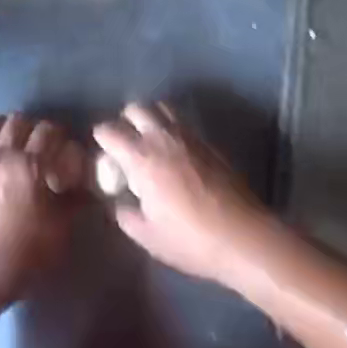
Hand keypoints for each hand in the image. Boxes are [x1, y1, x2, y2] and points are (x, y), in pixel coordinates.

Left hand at [0, 113, 85, 307]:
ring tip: (11, 143)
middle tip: (39, 143)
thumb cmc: (20, 256)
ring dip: (3, 127)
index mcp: (28, 165)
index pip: (46, 131)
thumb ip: (72, 205)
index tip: (64, 144)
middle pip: (17, 120)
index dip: (59, 133)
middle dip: (31, 127)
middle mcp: (1, 154)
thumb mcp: (57, 235)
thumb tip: (85, 189)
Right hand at [93, 102, 275, 285]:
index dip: (102, 140)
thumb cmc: (191, 240)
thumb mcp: (149, 238)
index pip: (108, 130)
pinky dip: (173, 128)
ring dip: (151, 118)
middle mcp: (161, 137)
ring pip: (161, 107)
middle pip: (135, 109)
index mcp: (140, 157)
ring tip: (153, 142)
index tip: (106, 157)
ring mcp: (187, 136)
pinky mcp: (208, 142)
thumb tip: (121, 203)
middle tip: (128, 145)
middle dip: (126, 121)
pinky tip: (178, 152)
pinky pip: (183, 122)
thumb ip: (127, 216)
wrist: (244, 237)